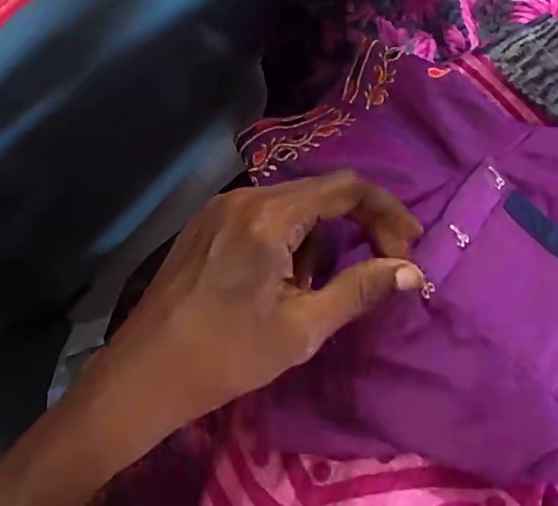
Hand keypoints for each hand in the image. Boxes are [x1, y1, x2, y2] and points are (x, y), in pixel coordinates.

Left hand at [94, 169, 427, 430]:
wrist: (146, 369)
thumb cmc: (227, 353)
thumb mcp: (301, 329)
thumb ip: (358, 290)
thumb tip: (410, 270)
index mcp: (269, 214)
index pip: (344, 187)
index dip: (385, 211)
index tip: (410, 246)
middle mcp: (244, 195)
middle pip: (318, 192)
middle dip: (356, 224)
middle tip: (381, 266)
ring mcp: (220, 205)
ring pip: (290, 205)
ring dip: (318, 237)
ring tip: (310, 291)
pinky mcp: (206, 220)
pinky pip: (262, 214)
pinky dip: (287, 237)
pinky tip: (278, 280)